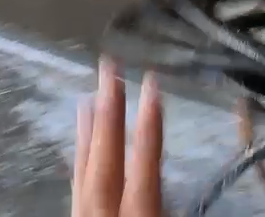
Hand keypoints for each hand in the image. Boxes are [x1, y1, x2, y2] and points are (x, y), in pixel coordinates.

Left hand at [73, 58, 163, 215]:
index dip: (149, 120)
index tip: (152, 79)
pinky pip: (77, 180)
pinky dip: (80, 153)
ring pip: (85, 166)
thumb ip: (172, 199)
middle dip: (109, 108)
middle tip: (109, 63)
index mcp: (138, 215)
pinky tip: (81, 135)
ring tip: (91, 90)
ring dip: (89, 126)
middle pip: (106, 156)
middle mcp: (105, 212)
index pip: (144, 162)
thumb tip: (188, 174)